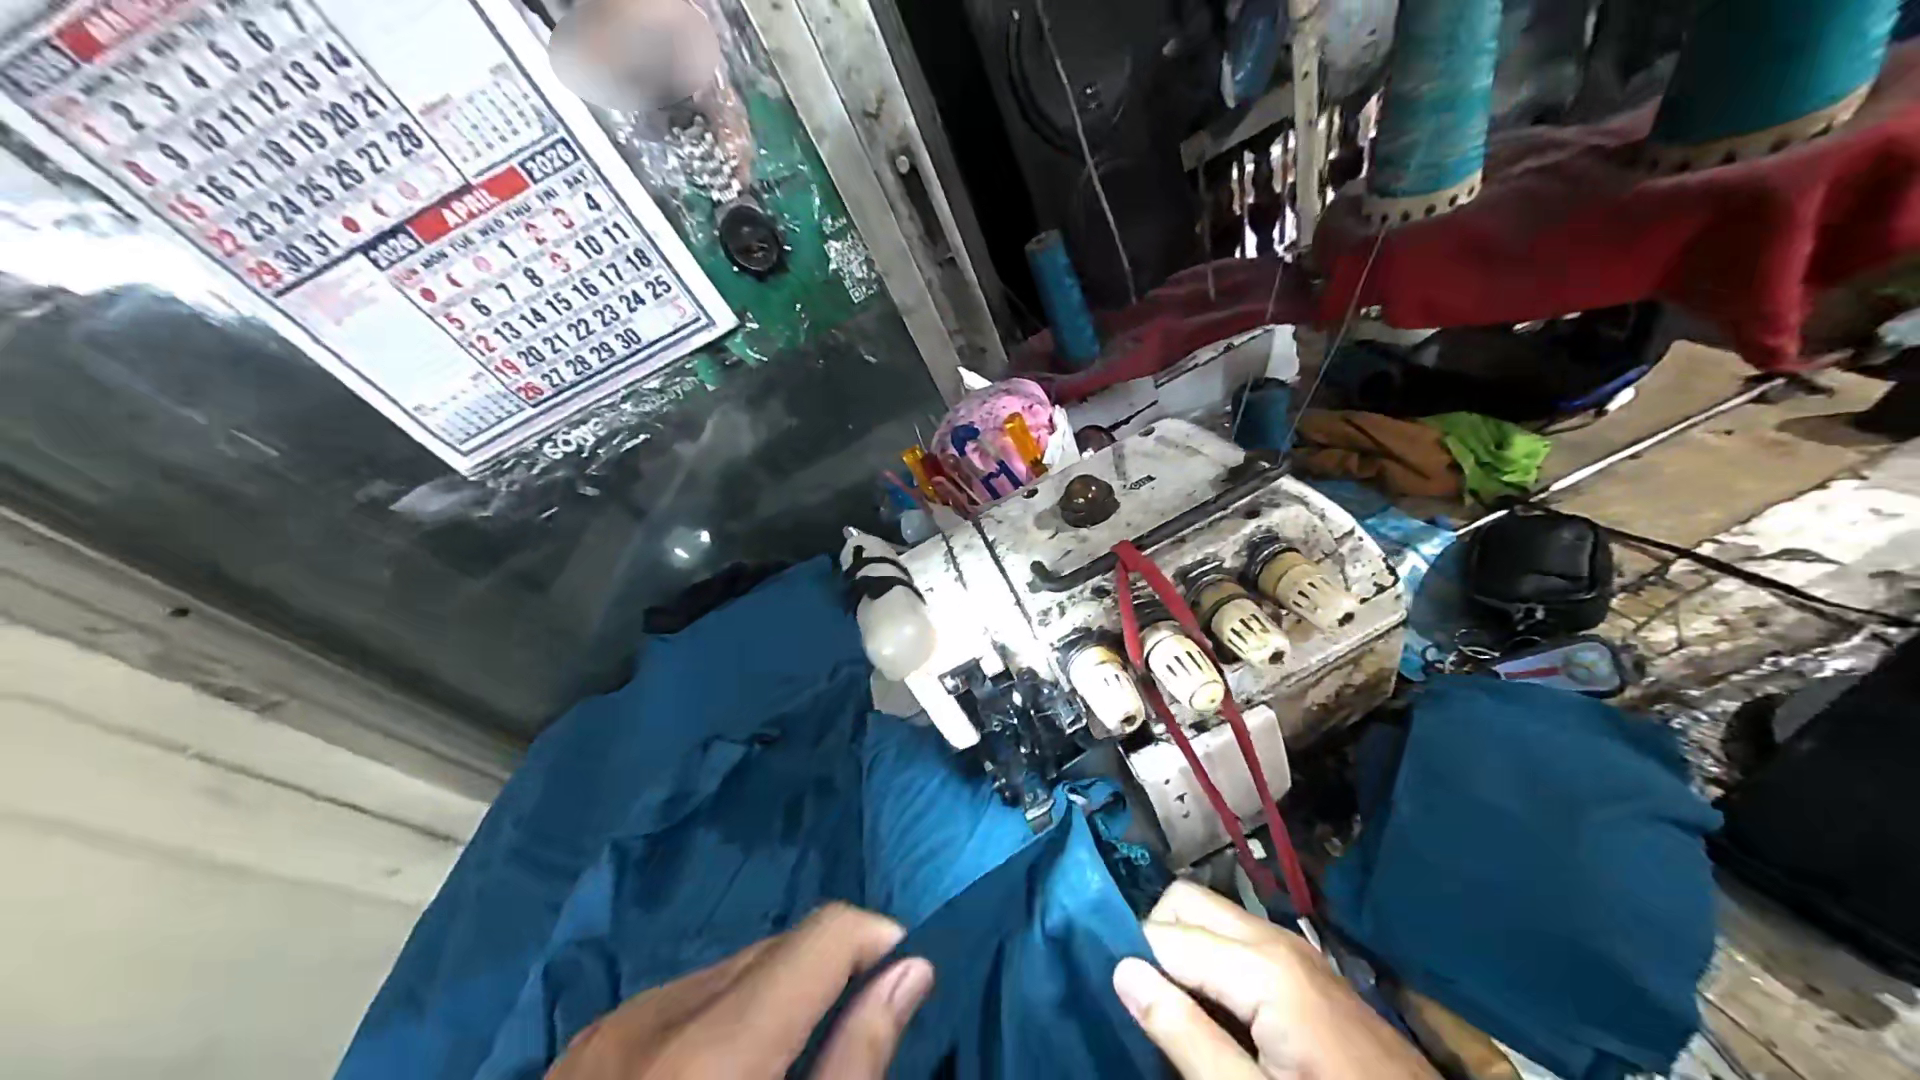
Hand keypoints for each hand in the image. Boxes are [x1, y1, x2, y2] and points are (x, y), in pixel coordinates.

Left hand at [545, 902, 933, 1079]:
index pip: (824, 932)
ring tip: (784, 1071)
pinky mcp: (583, 1046)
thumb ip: (855, 1064)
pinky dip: (726, 1019)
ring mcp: (608, 1028)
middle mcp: (654, 1016)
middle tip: (849, 1043)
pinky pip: (685, 999)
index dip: (876, 946)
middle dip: (831, 977)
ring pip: (733, 968)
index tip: (902, 988)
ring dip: (780, 998)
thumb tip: (911, 970)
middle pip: (781, 946)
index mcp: (707, 1055)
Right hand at [1113, 881, 1437, 1079]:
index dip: (1131, 960)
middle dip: (1153, 937)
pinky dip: (1208, 956)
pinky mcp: (1305, 970)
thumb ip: (1184, 1034)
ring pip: (1210, 914)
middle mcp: (1275, 938)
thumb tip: (1121, 971)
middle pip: (1185, 902)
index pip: (1165, 935)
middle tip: (1140, 999)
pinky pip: (1236, 938)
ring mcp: (1295, 950)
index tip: (1111, 995)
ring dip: (1179, 946)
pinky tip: (1210, 1007)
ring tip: (1169, 1004)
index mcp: (1262, 966)